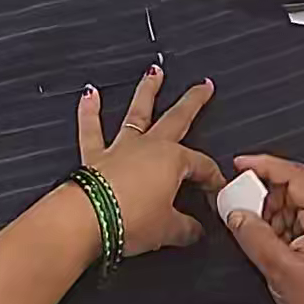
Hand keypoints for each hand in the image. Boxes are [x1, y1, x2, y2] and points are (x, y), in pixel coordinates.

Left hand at [78, 66, 227, 256]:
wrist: (87, 221)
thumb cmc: (129, 220)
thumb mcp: (168, 230)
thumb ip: (186, 228)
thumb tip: (195, 231)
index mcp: (173, 160)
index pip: (202, 166)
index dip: (213, 180)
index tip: (216, 195)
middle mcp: (148, 146)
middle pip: (177, 118)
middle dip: (194, 101)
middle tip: (205, 86)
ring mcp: (121, 148)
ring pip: (138, 112)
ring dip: (147, 91)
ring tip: (154, 73)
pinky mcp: (94, 157)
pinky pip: (91, 128)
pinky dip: (89, 111)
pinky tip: (89, 94)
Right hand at [223, 154, 303, 303]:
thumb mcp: (283, 272)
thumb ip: (256, 237)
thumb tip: (235, 213)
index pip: (295, 176)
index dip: (264, 166)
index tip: (239, 165)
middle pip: (291, 188)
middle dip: (261, 197)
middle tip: (237, 208)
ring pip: (289, 204)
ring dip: (267, 215)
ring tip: (254, 236)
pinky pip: (292, 220)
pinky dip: (275, 228)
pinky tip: (267, 245)